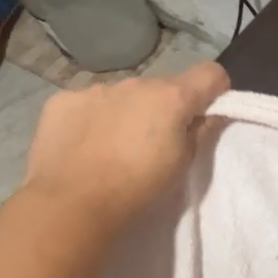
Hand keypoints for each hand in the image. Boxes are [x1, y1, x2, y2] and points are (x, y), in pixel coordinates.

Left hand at [21, 62, 230, 223]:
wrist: (70, 205)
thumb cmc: (138, 187)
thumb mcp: (184, 162)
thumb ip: (201, 130)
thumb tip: (210, 114)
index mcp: (172, 96)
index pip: (211, 72)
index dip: (214, 91)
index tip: (205, 114)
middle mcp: (136, 83)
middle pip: (164, 86)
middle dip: (166, 106)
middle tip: (155, 140)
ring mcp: (95, 89)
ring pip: (125, 94)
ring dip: (129, 110)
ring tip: (115, 145)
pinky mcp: (62, 100)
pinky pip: (90, 101)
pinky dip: (94, 116)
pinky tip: (85, 143)